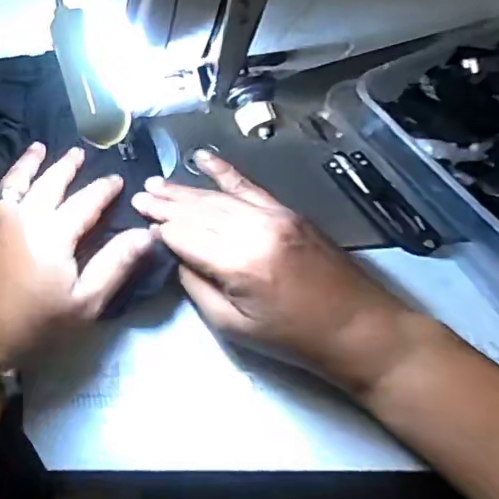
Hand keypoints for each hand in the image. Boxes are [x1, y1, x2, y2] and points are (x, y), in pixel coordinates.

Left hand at [0, 143, 158, 367]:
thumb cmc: (37, 324)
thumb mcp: (86, 301)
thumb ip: (116, 263)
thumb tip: (147, 233)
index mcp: (56, 231)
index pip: (87, 201)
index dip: (104, 188)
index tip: (117, 178)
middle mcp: (25, 215)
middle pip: (50, 183)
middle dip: (67, 166)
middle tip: (79, 154)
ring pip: (13, 182)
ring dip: (27, 162)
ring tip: (37, 147)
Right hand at [132, 150, 441, 394]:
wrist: (360, 329)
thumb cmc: (295, 340)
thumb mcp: (235, 327)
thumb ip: (199, 288)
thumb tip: (177, 257)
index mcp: (238, 264)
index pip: (184, 236)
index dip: (159, 228)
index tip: (137, 219)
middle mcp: (253, 230)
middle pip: (198, 210)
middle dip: (166, 203)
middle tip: (139, 195)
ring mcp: (273, 215)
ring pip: (217, 196)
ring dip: (185, 190)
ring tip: (157, 183)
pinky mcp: (287, 210)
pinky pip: (248, 184)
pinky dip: (224, 170)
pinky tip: (204, 158)